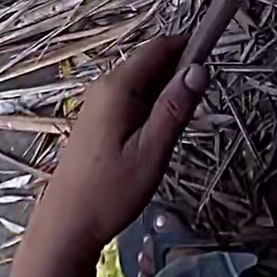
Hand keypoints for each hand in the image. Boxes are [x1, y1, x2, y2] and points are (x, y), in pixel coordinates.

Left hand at [26, 35, 207, 264]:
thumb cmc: (110, 192)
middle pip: (151, 61)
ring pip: (143, 80)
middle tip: (196, 109)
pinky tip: (156, 135)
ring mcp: (98, 101)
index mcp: (118, 86)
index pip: (159, 47)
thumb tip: (199, 69)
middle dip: (178, 74)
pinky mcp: (97, 118)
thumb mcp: (152, 151)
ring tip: (177, 127)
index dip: (188, 48)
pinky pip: (132, 97)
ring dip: (166, 92)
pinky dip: (151, 105)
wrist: (65, 229)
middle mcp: (106, 85)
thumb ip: (175, 108)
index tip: (211, 66)